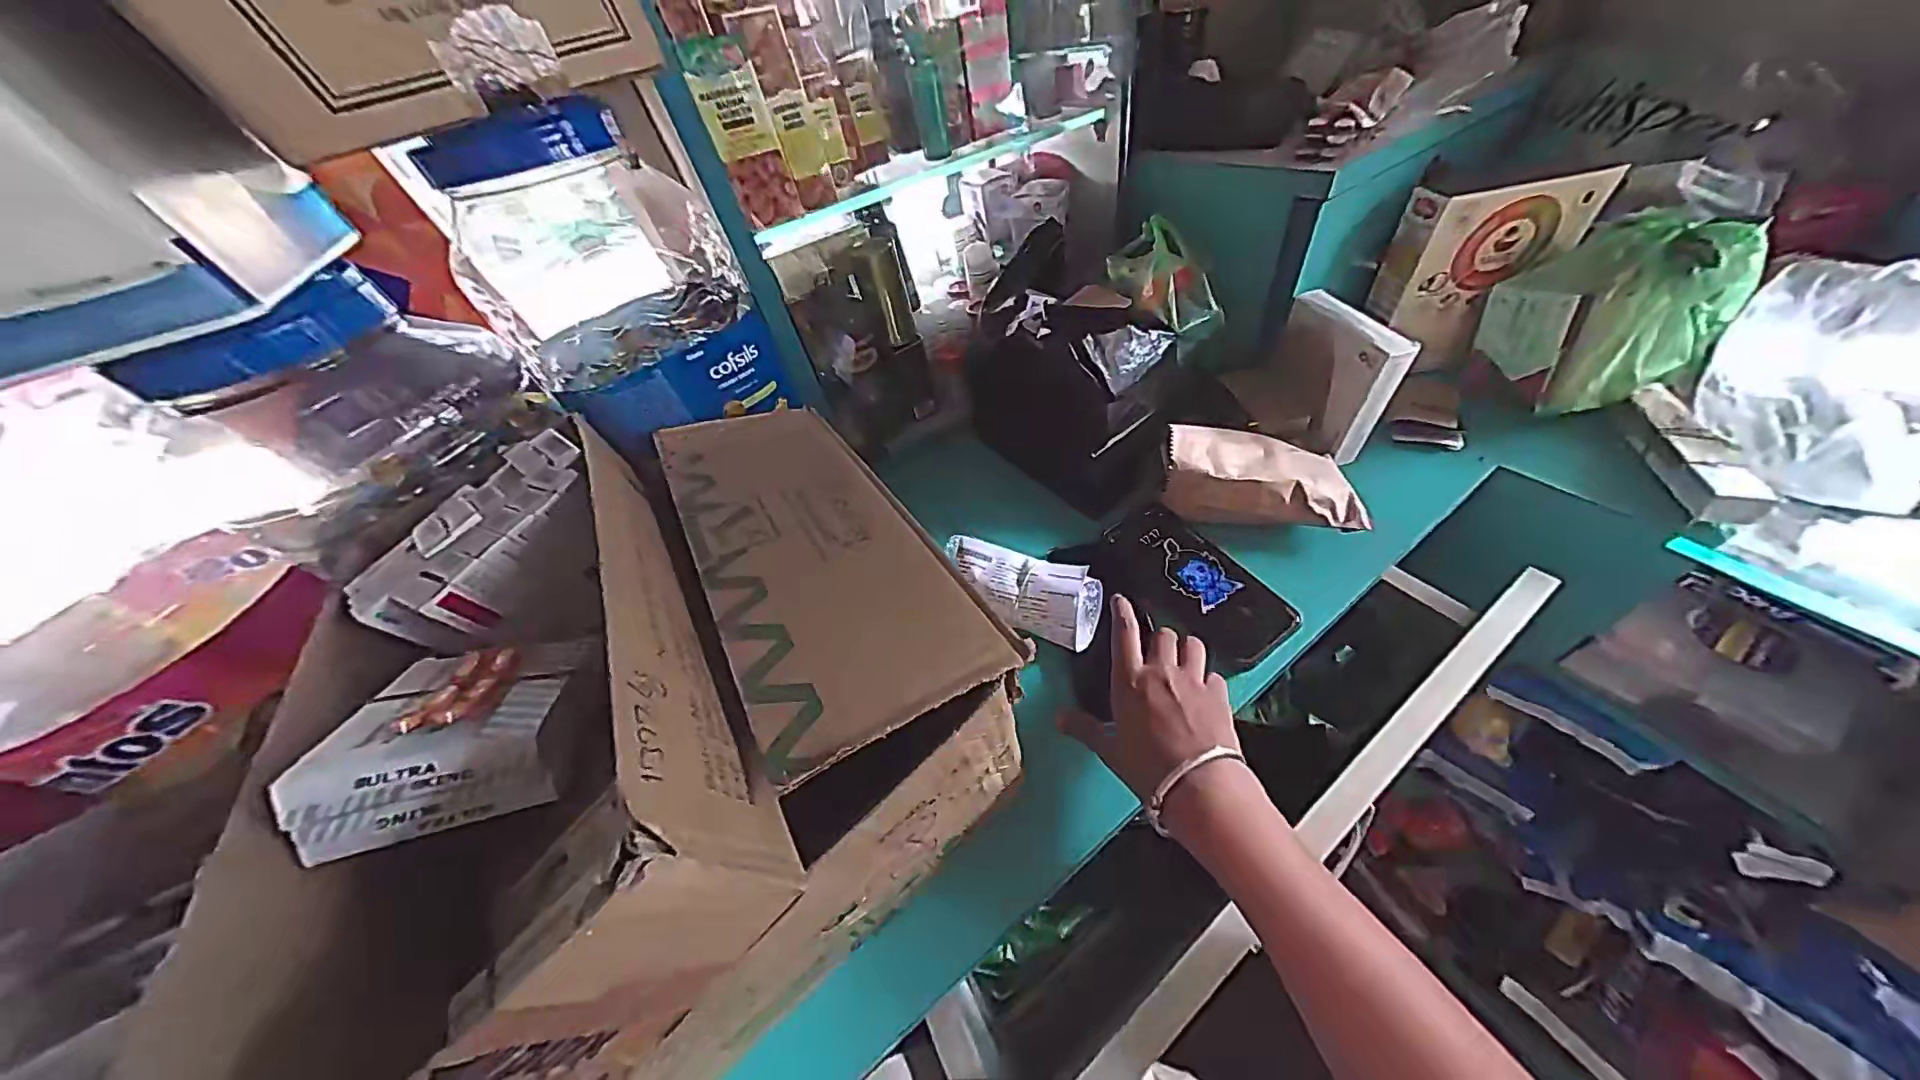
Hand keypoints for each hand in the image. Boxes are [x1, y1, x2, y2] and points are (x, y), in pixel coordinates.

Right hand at [1059, 594, 1240, 807]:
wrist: (1198, 785)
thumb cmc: (1148, 768)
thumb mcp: (1110, 750)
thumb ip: (1085, 728)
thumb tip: (1059, 718)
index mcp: (1129, 681)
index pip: (1125, 633)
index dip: (1122, 612)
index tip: (1121, 601)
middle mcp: (1161, 672)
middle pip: (1163, 634)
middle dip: (1158, 638)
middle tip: (1155, 651)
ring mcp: (1193, 680)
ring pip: (1192, 644)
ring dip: (1186, 648)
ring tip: (1183, 660)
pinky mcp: (1219, 694)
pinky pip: (1214, 673)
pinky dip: (1208, 678)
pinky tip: (1205, 691)